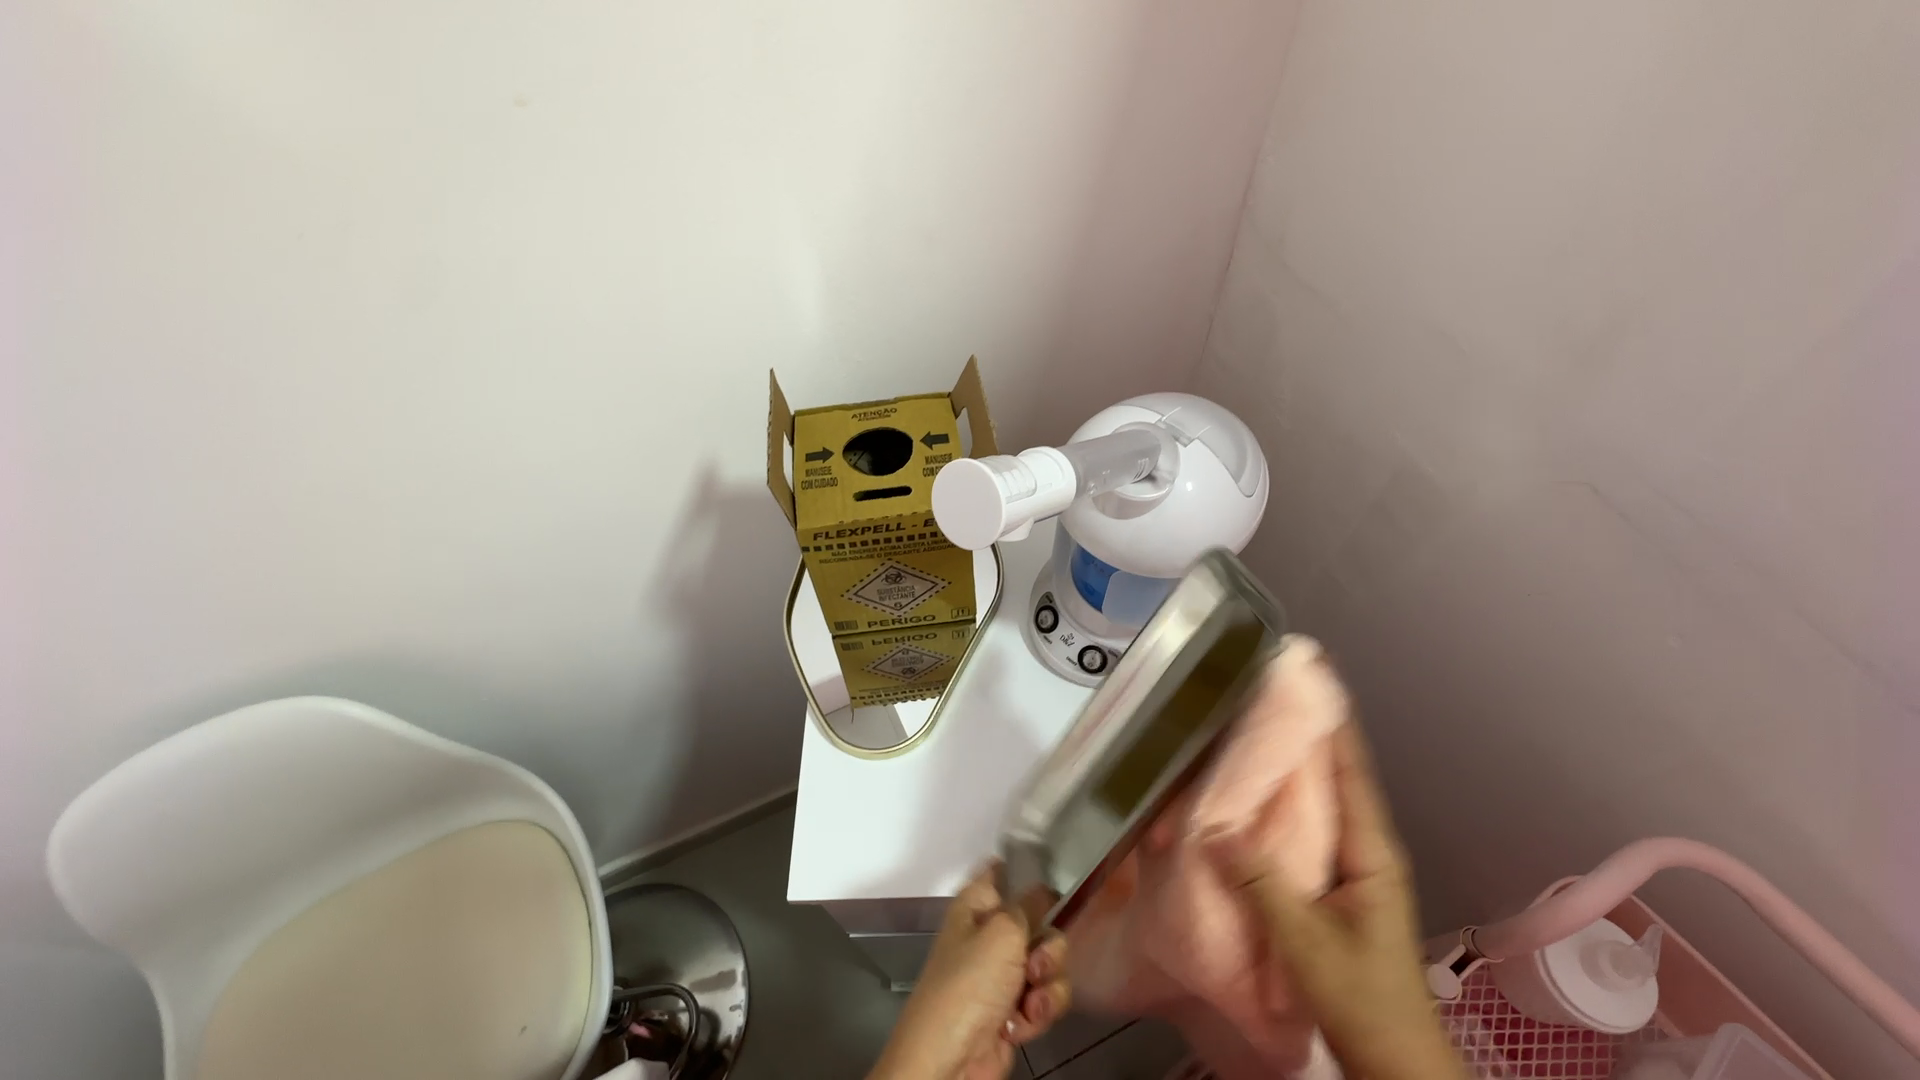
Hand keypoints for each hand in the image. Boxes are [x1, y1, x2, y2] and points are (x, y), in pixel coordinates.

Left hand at [868, 865, 1071, 1079]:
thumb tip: (1044, 888)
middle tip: (1034, 965)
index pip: (1003, 871)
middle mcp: (991, 934)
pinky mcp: (1015, 1009)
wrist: (951, 1059)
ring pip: (1049, 965)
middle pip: (1040, 923)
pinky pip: (1044, 999)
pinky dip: (1038, 1014)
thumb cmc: (970, 983)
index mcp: (978, 905)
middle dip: (1049, 949)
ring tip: (1029, 1006)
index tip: (1052, 882)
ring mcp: (1003, 974)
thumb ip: (1030, 905)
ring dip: (1047, 988)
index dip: (1027, 872)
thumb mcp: (1003, 932)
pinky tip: (1019, 1026)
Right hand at [1208, 723, 1466, 1079]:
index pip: (1349, 770)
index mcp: (1370, 851)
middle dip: (1304, 735)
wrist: (1395, 1062)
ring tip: (1249, 735)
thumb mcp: (1306, 944)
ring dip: (1290, 771)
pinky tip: (1249, 804)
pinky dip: (1280, 809)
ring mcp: (1352, 871)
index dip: (1331, 721)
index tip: (1308, 676)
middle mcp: (1365, 850)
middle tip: (1264, 696)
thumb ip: (1261, 886)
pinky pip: (1305, 833)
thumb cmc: (1361, 1000)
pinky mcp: (1334, 890)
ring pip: (1319, 805)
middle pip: (1335, 778)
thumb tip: (1212, 831)